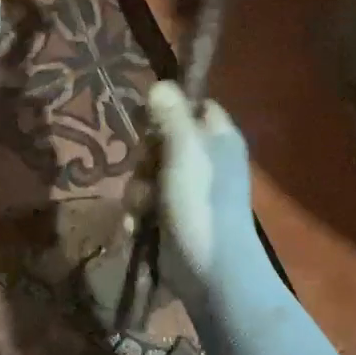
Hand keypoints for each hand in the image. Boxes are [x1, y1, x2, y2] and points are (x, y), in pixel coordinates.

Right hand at [146, 80, 262, 302]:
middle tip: (146, 175)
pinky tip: (138, 228)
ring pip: (148, 176)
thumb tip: (159, 85)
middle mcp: (206, 161)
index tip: (149, 122)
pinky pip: (146, 206)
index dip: (170, 111)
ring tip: (142, 210)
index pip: (195, 107)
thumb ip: (171, 117)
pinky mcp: (173, 219)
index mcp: (218, 138)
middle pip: (162, 142)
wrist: (209, 269)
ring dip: (137, 193)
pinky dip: (139, 216)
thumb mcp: (185, 152)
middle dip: (144, 161)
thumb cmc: (201, 204)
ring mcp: (189, 192)